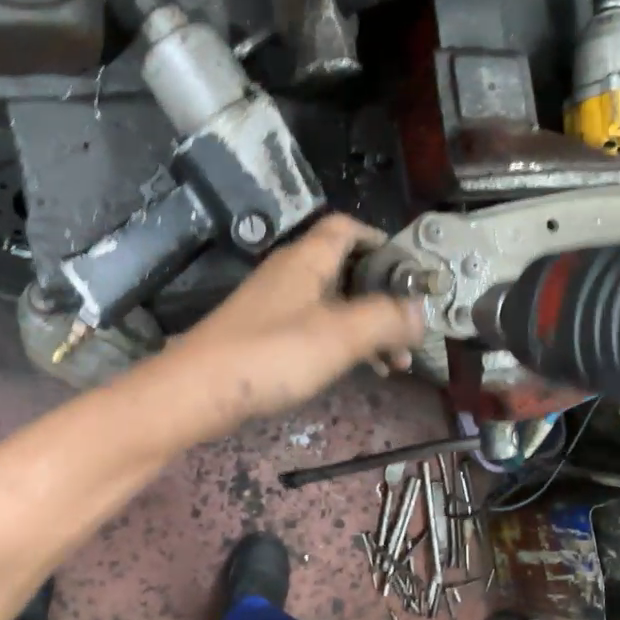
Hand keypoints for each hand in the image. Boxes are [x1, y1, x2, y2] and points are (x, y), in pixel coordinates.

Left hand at [155, 214, 423, 434]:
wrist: (198, 391)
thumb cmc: (272, 354)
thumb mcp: (341, 335)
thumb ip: (386, 319)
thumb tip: (421, 314)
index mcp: (308, 260)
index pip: (347, 228)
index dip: (382, 241)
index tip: (410, 271)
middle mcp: (291, 274)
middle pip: (347, 270)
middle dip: (384, 297)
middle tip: (410, 328)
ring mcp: (276, 306)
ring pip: (335, 305)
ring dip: (368, 328)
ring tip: (396, 363)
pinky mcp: (265, 336)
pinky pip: (316, 329)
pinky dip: (343, 344)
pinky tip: (360, 372)